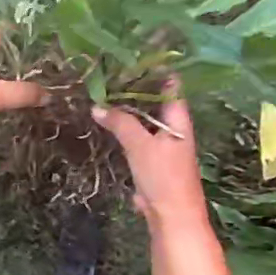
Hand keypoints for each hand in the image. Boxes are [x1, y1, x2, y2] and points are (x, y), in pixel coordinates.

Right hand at [92, 80, 207, 229]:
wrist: (174, 218)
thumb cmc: (163, 177)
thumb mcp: (140, 144)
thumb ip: (120, 122)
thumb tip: (97, 106)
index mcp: (178, 119)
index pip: (170, 84)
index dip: (154, 68)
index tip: (130, 56)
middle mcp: (174, 128)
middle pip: (155, 100)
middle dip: (133, 88)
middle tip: (107, 74)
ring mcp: (164, 145)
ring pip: (144, 119)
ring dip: (127, 109)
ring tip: (102, 94)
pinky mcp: (154, 162)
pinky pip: (138, 137)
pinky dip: (125, 128)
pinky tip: (107, 124)